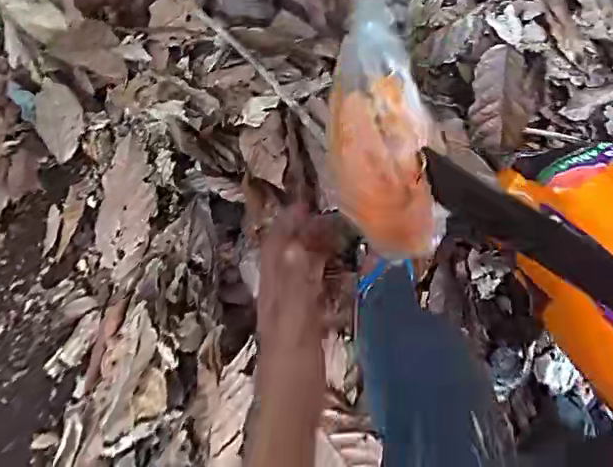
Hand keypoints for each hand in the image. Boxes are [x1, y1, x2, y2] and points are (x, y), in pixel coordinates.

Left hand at [245, 205, 340, 466]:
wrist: (288, 411)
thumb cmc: (291, 366)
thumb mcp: (295, 321)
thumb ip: (296, 282)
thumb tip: (295, 241)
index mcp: (273, 289)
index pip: (276, 244)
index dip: (288, 221)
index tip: (307, 201)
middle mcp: (277, 295)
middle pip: (287, 254)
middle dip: (304, 232)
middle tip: (328, 216)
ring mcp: (288, 312)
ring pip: (299, 271)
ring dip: (314, 252)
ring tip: (335, 238)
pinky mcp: (301, 328)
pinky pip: (311, 291)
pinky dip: (323, 278)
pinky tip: (338, 281)